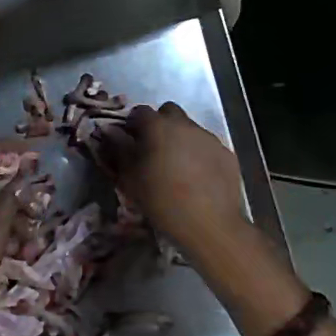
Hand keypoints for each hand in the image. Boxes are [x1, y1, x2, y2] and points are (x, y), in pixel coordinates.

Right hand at [114, 103, 247, 259]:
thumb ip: (118, 149)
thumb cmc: (161, 200)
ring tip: (178, 168)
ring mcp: (208, 137)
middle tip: (155, 150)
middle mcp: (184, 124)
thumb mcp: (130, 178)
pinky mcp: (226, 153)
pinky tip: (199, 178)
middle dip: (160, 125)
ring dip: (181, 140)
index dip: (133, 124)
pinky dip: (201, 156)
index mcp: (157, 126)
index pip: (140, 111)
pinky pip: (208, 147)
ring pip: (190, 129)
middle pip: (168, 113)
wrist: (209, 224)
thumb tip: (109, 130)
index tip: (131, 142)